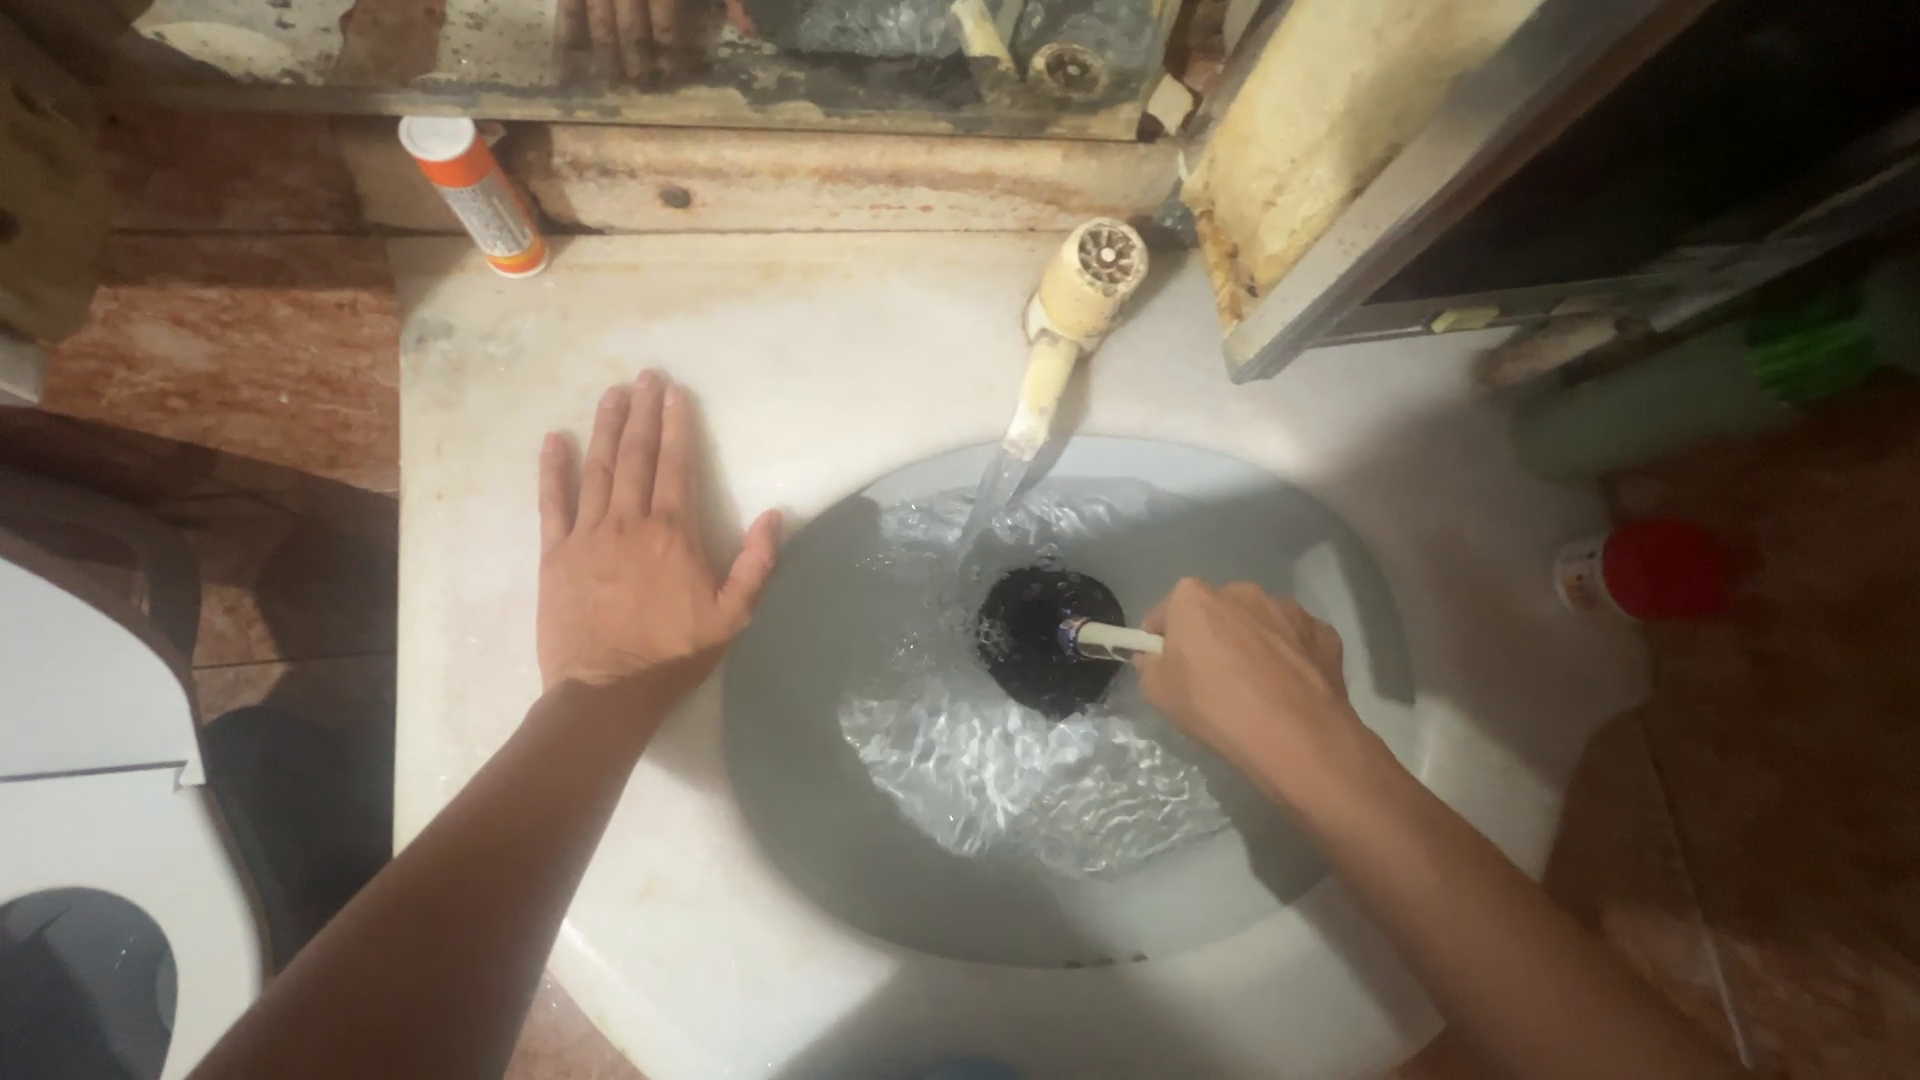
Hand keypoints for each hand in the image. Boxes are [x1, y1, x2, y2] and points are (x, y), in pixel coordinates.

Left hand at [537, 370, 780, 703]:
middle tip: (643, 375)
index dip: (676, 424)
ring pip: (598, 469)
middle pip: (636, 456)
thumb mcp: (733, 615)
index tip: (673, 391)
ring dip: (606, 428)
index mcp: (674, 533)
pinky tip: (556, 440)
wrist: (608, 691)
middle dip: (642, 413)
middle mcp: (629, 522)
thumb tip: (775, 515)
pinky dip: (553, 470)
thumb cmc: (675, 653)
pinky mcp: (556, 555)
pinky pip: (552, 503)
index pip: (676, 465)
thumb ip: (756, 563)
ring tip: (611, 393)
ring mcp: (587, 535)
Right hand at [1136, 579, 1374, 800]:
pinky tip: (1289, 690)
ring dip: (1253, 644)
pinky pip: (1296, 641)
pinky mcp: (1324, 632)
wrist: (1294, 736)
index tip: (1166, 668)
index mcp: (1194, 597)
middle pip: (1215, 613)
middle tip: (1212, 680)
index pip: (1165, 613)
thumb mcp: (1157, 692)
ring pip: (1259, 624)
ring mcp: (1288, 609)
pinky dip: (1290, 658)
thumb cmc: (1213, 706)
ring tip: (1257, 688)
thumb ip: (1150, 665)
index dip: (1162, 642)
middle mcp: (1241, 591)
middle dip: (1211, 637)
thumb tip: (1157, 658)